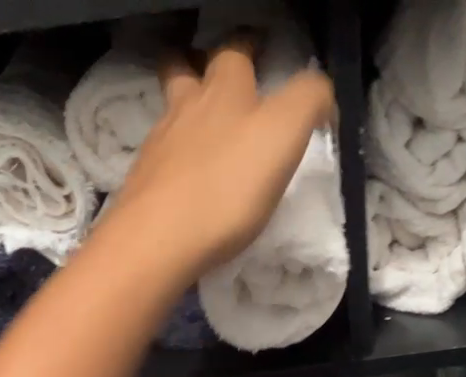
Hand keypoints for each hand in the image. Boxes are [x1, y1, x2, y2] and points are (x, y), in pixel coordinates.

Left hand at [100, 39, 335, 278]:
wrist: (159, 240)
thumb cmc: (227, 187)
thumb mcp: (284, 135)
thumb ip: (307, 101)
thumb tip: (320, 90)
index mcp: (223, 92)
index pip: (235, 52)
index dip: (249, 48)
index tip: (262, 55)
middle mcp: (186, 109)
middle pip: (185, 71)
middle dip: (200, 67)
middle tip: (217, 83)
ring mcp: (159, 146)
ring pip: (170, 113)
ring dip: (185, 112)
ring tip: (203, 130)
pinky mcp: (145, 183)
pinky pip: (161, 157)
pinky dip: (175, 158)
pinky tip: (188, 178)